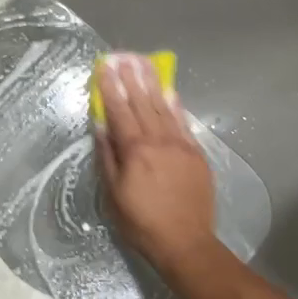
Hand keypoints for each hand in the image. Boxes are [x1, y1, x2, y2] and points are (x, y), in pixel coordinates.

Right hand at [94, 53, 221, 274]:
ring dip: (152, 83)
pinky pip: (183, 122)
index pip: (119, 111)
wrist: (186, 243)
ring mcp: (180, 145)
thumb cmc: (141, 222)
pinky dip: (175, 104)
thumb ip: (107, 156)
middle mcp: (158, 141)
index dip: (110, 87)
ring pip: (163, 107)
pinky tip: (169, 90)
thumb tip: (101, 126)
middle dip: (131, 77)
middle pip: (142, 102)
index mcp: (135, 150)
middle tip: (123, 55)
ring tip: (143, 63)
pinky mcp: (196, 154)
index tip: (104, 66)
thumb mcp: (113, 194)